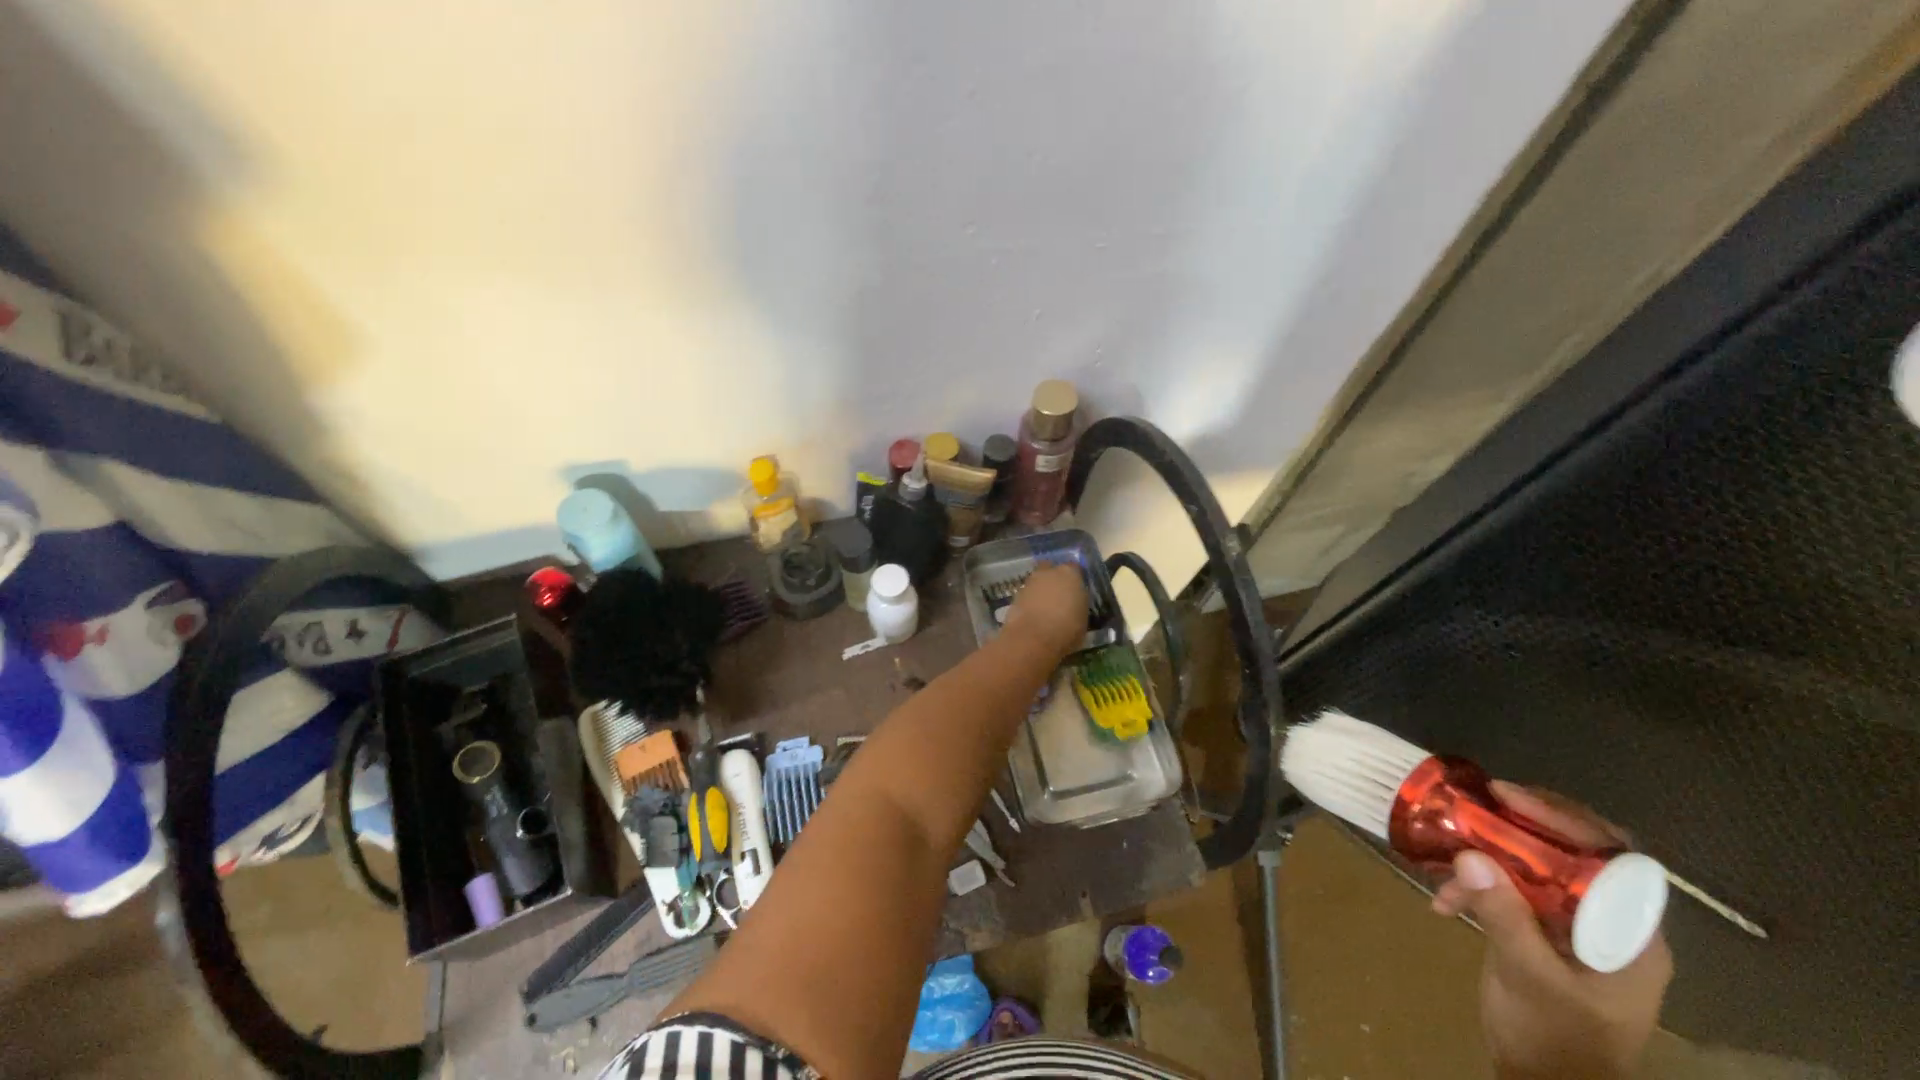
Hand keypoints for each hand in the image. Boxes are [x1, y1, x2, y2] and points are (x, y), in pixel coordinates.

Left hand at [1000, 563, 1087, 658]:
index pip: (1075, 569)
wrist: (1033, 639)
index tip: (1077, 592)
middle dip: (1054, 580)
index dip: (1076, 580)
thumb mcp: (1083, 618)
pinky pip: (1027, 595)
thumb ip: (1078, 604)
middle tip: (1060, 597)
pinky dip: (1030, 602)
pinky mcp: (1015, 596)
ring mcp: (1029, 583)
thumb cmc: (1067, 628)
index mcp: (1070, 574)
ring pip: (1037, 582)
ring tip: (1046, 609)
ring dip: (1040, 591)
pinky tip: (1034, 616)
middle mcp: (1048, 572)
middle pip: (1051, 570)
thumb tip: (1074, 604)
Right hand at [1432, 782, 1671, 1079]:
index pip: (1613, 856)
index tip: (1512, 797)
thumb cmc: (1554, 1040)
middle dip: (1525, 830)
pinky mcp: (1551, 941)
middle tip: (1481, 807)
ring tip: (1450, 860)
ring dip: (1495, 862)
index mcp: (1632, 936)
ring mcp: (1582, 934)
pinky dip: (1485, 891)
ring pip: (1544, 873)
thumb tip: (1469, 856)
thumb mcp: (1528, 978)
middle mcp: (1615, 926)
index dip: (1565, 819)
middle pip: (1577, 856)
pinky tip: (1447, 900)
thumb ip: (1504, 917)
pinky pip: (1522, 897)